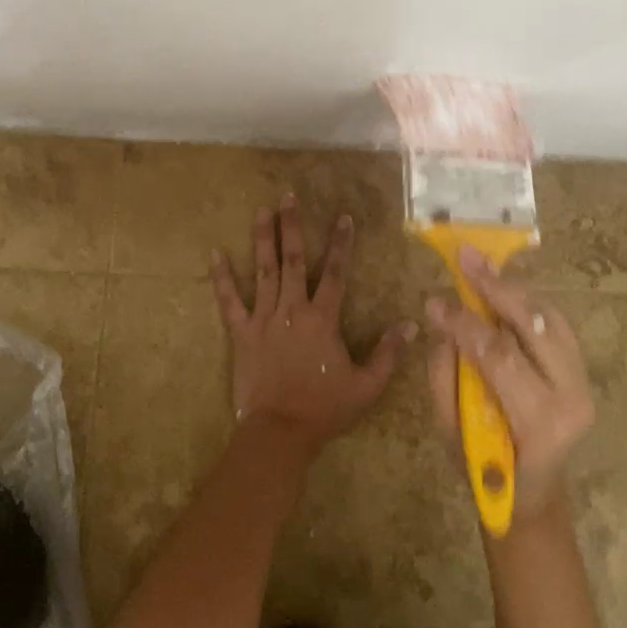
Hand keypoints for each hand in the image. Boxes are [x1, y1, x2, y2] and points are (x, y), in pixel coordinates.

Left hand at [211, 194, 413, 451]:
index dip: (341, 244)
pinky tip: (215, 254)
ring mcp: (264, 318)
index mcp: (323, 319)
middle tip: (288, 196)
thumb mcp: (367, 385)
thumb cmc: (325, 408)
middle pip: (294, 260)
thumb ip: (388, 354)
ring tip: (261, 211)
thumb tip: (411, 325)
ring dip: (262, 239)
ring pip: (264, 271)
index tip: (343, 216)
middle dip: (292, 226)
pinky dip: (222, 278)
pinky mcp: (241, 333)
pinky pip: (229, 301)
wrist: (280, 430)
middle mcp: (293, 309)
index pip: (336, 273)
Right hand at [427, 245, 595, 521]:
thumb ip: (444, 378)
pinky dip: (526, 300)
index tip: (435, 301)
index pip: (500, 357)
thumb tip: (442, 322)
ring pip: (549, 317)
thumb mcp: (452, 434)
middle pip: (533, 326)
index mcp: (540, 421)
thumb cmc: (486, 472)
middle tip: (465, 256)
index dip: (465, 324)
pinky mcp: (582, 368)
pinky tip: (500, 285)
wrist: (535, 494)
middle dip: (496, 288)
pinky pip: (554, 322)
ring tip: (479, 265)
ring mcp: (583, 379)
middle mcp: (572, 396)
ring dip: (513, 288)